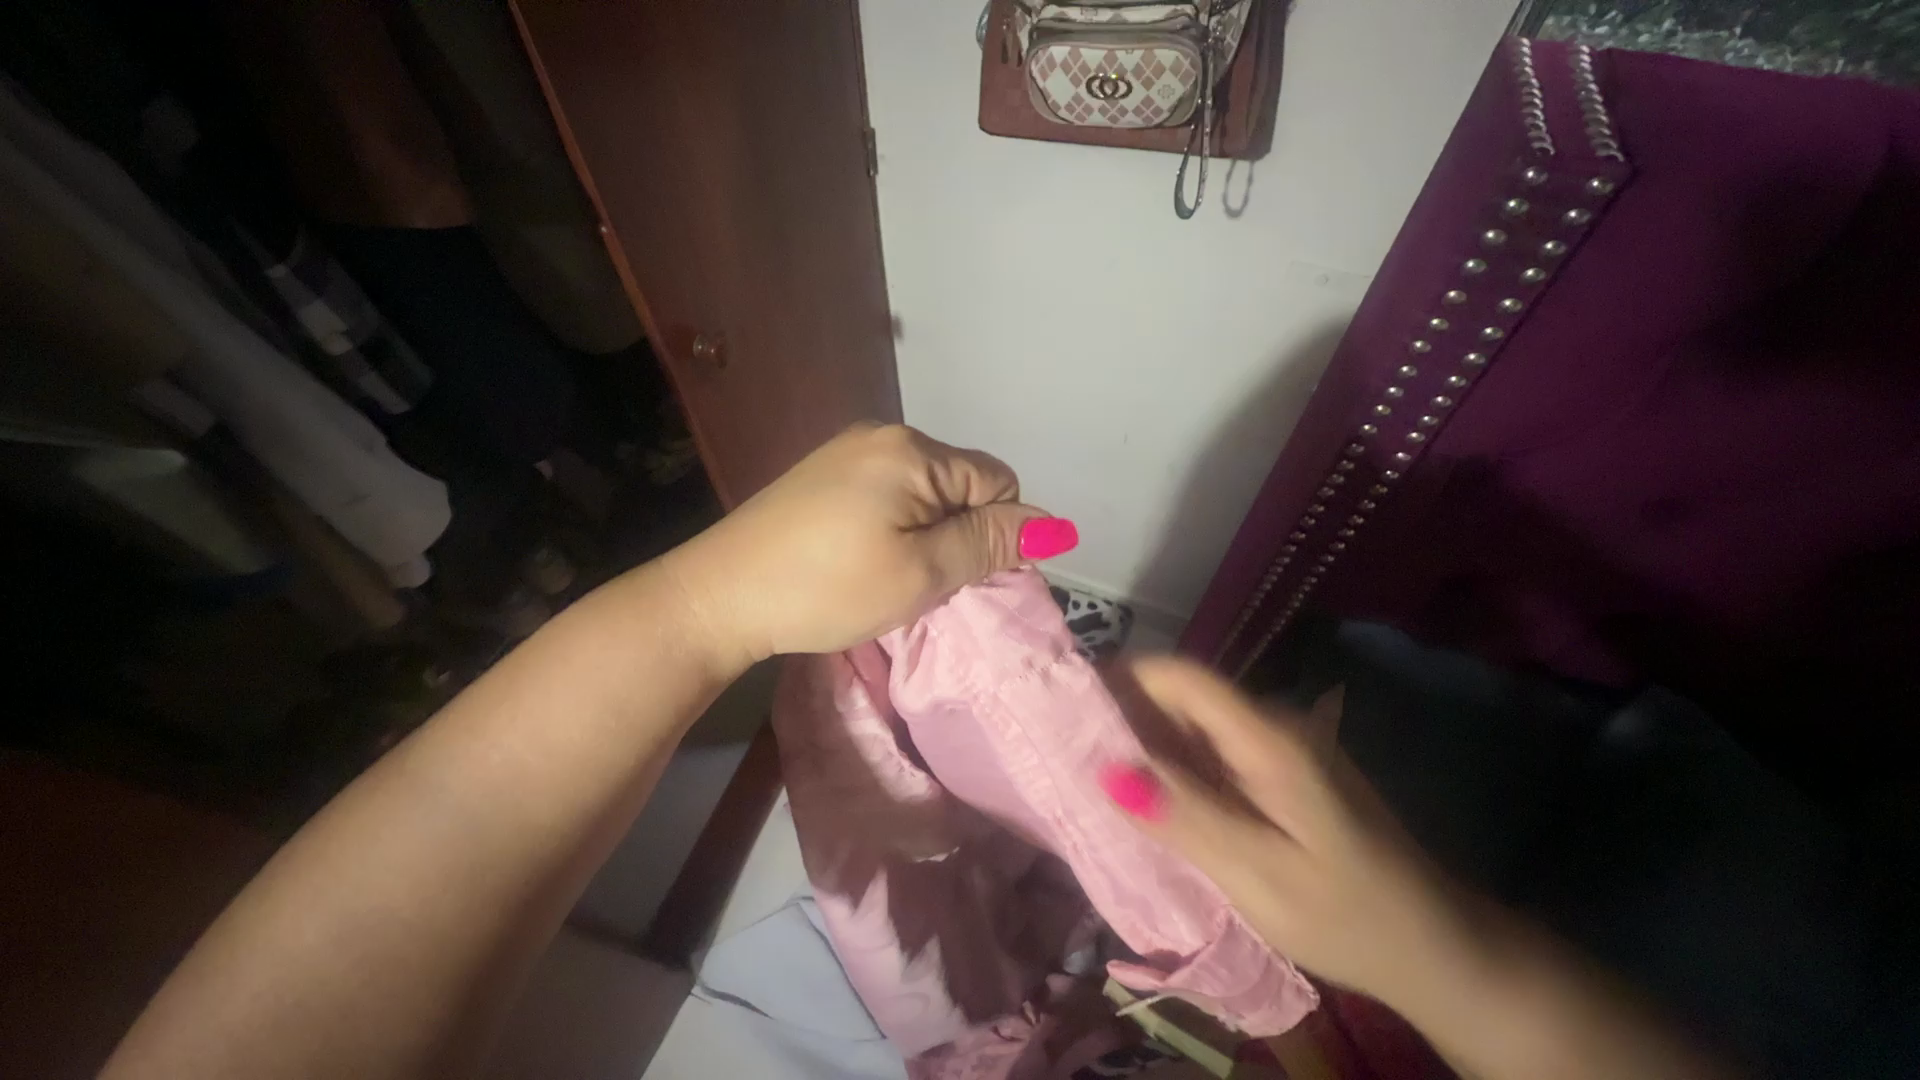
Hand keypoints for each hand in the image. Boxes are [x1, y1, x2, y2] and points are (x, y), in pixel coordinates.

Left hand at [662, 422, 1077, 662]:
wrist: (720, 595)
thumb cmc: (827, 588)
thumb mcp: (921, 572)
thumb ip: (988, 543)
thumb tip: (1056, 526)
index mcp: (913, 450)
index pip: (996, 481)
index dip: (993, 533)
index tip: (957, 577)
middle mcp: (883, 434)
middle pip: (960, 483)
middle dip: (957, 532)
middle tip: (918, 581)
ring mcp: (847, 450)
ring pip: (924, 492)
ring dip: (926, 533)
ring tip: (886, 574)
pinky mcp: (823, 473)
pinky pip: (888, 493)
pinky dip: (892, 526)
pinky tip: (860, 558)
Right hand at [1100, 656, 1469, 1010]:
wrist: (1437, 947)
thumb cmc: (1348, 915)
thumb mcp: (1259, 875)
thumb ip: (1185, 817)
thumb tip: (1107, 769)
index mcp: (1270, 740)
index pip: (1183, 677)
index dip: (1123, 676)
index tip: (1069, 702)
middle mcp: (1273, 727)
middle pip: (1183, 695)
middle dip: (1124, 712)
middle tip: (1068, 750)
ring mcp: (1279, 749)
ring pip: (1194, 725)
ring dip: (1144, 741)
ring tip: (1092, 774)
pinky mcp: (1280, 775)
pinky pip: (1212, 752)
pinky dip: (1172, 766)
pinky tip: (1146, 799)